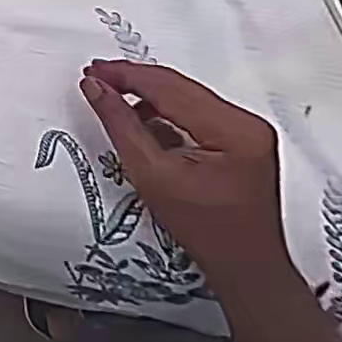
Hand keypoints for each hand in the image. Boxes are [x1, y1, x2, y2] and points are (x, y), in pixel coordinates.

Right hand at [79, 60, 289, 279]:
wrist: (245, 269)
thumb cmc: (205, 231)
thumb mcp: (152, 175)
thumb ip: (120, 124)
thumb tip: (97, 88)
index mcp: (233, 130)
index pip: (169, 87)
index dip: (126, 76)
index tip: (95, 72)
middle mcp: (246, 122)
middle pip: (178, 86)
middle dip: (134, 80)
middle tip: (97, 76)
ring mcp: (246, 128)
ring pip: (184, 95)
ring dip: (146, 94)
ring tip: (112, 96)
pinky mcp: (240, 136)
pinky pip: (193, 110)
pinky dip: (163, 110)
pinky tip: (140, 117)